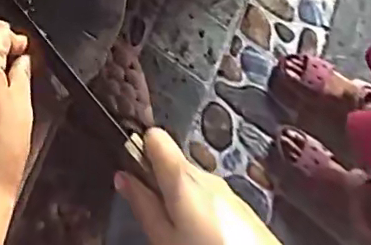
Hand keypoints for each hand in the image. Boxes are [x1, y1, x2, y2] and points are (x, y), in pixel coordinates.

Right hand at [115, 129, 279, 244]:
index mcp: (182, 175)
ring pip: (196, 186)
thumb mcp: (164, 240)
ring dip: (188, 203)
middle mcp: (206, 175)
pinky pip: (217, 203)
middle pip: (175, 164)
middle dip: (165, 186)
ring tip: (190, 239)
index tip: (140, 179)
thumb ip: (142, 205)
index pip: (154, 136)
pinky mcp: (249, 214)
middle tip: (164, 222)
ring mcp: (231, 193)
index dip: (143, 152)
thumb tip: (122, 175)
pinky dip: (210, 216)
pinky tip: (214, 243)